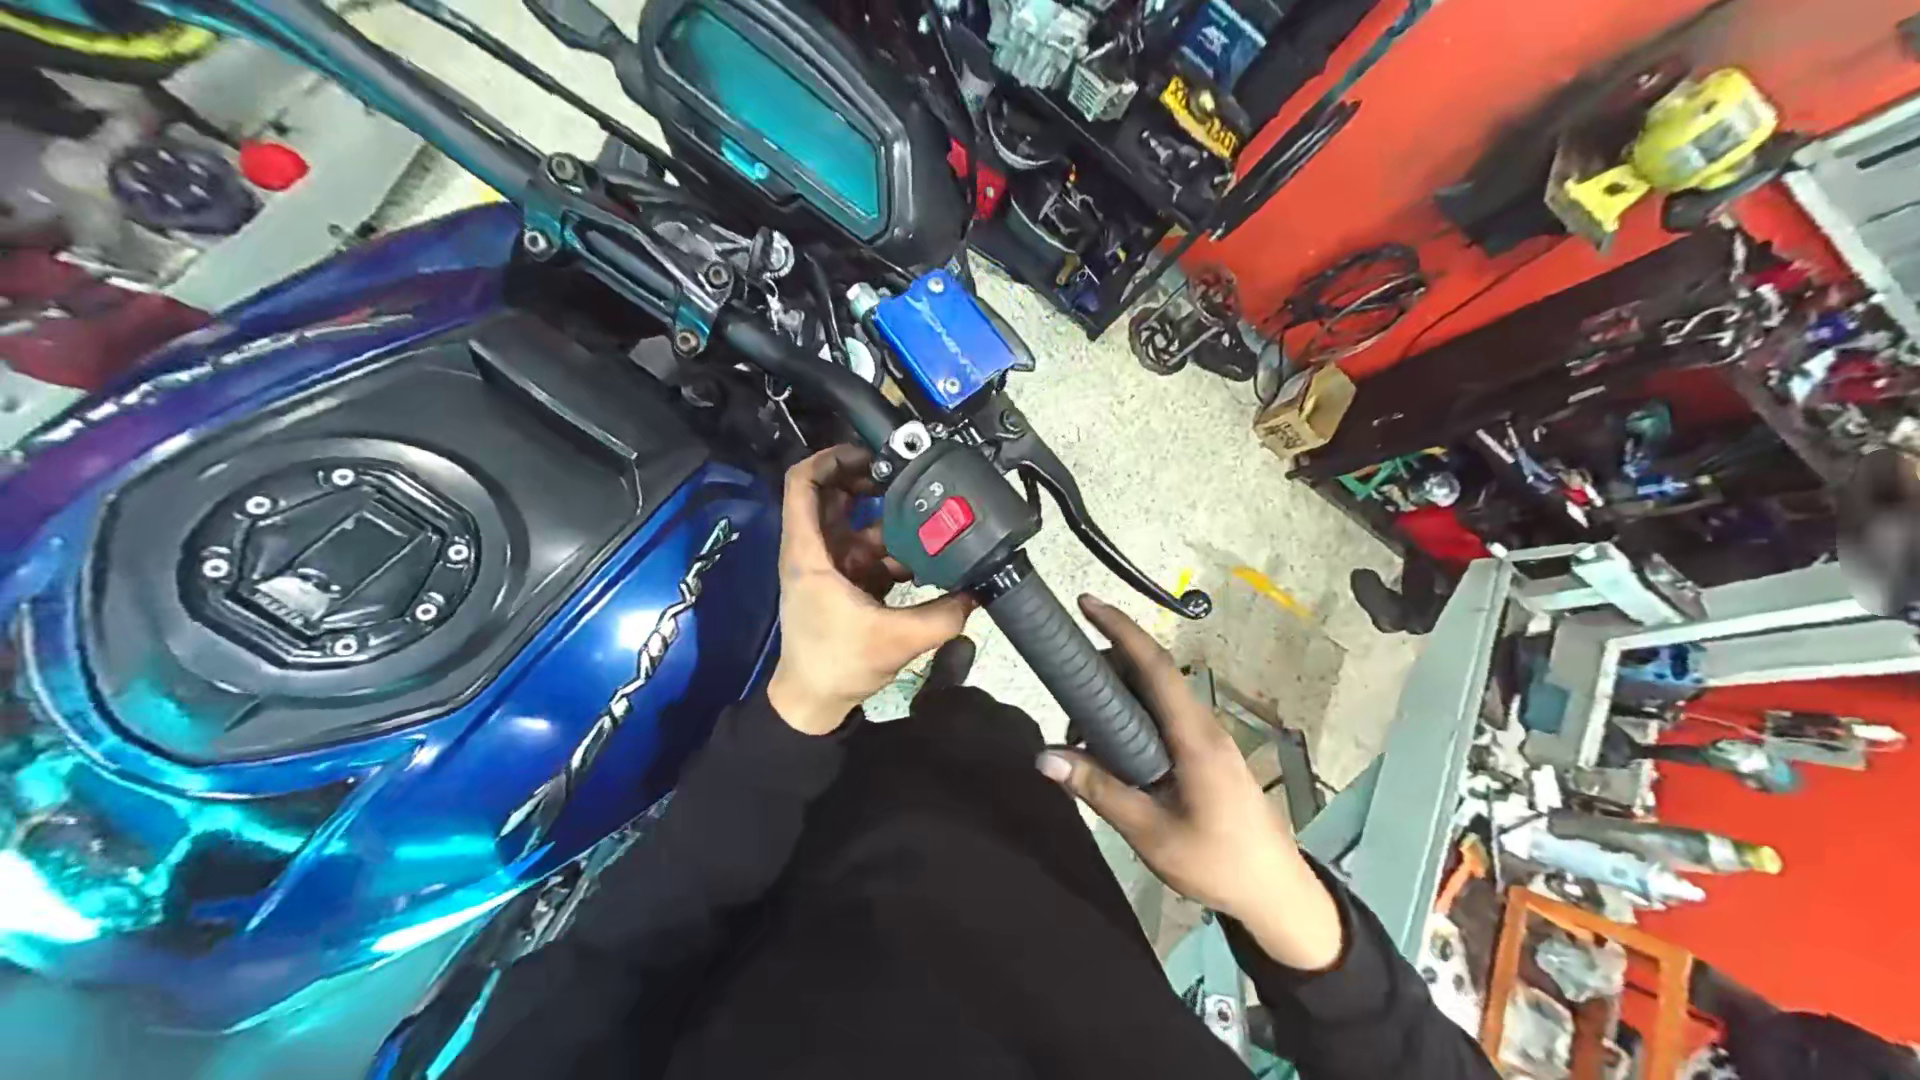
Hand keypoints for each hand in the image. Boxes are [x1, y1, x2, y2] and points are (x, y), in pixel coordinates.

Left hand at [767, 445, 974, 734]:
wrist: (815, 701)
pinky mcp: (843, 581)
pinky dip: (892, 549)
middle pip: (831, 495)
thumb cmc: (838, 664)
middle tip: (906, 477)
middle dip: (868, 481)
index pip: (802, 483)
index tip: (871, 456)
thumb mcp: (897, 638)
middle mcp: (814, 550)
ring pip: (856, 524)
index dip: (832, 458)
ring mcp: (829, 565)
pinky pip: (869, 551)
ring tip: (926, 518)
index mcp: (810, 552)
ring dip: (888, 520)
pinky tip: (922, 556)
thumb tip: (977, 594)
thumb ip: (943, 616)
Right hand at [1035, 596, 1344, 971]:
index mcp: (1193, 736)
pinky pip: (1163, 716)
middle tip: (1067, 691)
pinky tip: (1110, 748)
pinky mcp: (1207, 752)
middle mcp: (1203, 725)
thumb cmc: (1218, 863)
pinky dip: (1131, 716)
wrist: (1278, 895)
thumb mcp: (1151, 832)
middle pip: (1150, 673)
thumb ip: (1099, 790)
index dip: (1120, 629)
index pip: (1154, 666)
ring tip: (1082, 730)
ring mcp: (1208, 737)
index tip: (1088, 604)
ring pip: (1156, 695)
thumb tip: (1044, 757)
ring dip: (1116, 696)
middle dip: (1106, 667)